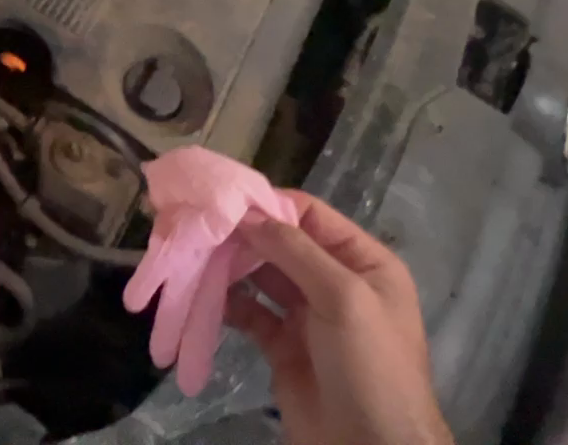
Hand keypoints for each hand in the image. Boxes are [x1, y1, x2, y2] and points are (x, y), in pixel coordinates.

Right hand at [224, 192, 451, 444]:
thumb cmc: (371, 367)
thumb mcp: (345, 298)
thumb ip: (296, 250)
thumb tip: (246, 214)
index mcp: (364, 263)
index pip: (311, 215)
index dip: (270, 205)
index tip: (226, 201)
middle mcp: (335, 282)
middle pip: (282, 243)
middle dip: (244, 234)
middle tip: (201, 225)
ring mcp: (308, 315)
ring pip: (262, 274)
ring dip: (231, 264)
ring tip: (196, 253)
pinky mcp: (283, 345)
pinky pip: (250, 311)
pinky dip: (228, 301)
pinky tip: (205, 293)